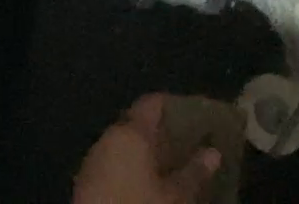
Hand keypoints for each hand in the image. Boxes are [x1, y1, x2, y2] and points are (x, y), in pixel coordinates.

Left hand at [73, 94, 221, 203]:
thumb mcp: (174, 197)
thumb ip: (194, 172)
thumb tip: (214, 152)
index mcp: (130, 133)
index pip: (152, 103)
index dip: (172, 105)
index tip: (192, 114)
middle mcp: (108, 138)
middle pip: (136, 123)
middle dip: (160, 133)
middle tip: (185, 144)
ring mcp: (93, 160)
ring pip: (123, 145)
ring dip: (144, 152)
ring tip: (169, 167)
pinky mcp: (84, 183)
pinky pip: (112, 164)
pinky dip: (129, 167)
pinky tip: (145, 185)